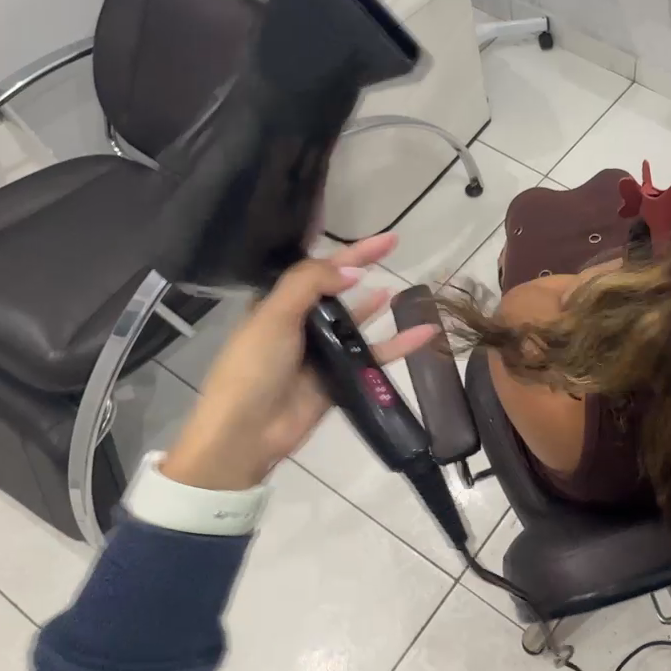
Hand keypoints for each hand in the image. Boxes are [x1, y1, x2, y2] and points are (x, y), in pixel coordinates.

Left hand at [159, 234, 436, 490]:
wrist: (247, 432)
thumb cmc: (253, 368)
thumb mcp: (274, 316)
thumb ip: (310, 284)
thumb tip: (355, 270)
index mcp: (278, 305)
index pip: (319, 269)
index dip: (351, 251)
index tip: (384, 237)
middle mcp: (301, 324)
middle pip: (339, 289)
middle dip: (365, 268)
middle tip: (396, 247)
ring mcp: (323, 351)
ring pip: (358, 321)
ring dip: (379, 306)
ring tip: (406, 291)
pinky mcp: (342, 377)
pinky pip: (375, 354)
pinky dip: (400, 344)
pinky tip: (424, 332)